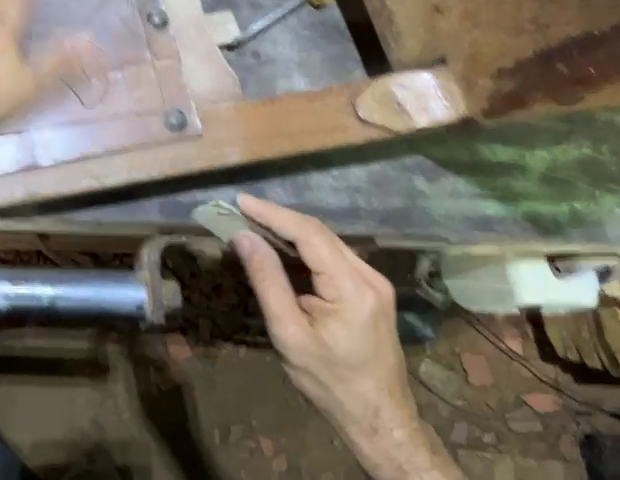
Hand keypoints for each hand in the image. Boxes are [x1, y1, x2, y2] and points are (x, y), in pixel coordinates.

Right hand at [231, 195, 455, 479]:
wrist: (379, 419)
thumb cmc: (330, 382)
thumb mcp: (289, 334)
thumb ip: (267, 281)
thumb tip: (244, 237)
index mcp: (352, 287)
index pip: (308, 234)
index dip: (272, 214)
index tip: (240, 201)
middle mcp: (369, 276)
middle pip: (319, 233)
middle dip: (278, 218)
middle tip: (240, 211)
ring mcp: (374, 283)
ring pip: (327, 242)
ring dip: (291, 232)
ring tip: (254, 224)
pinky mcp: (372, 291)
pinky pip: (333, 257)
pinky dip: (305, 248)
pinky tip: (282, 249)